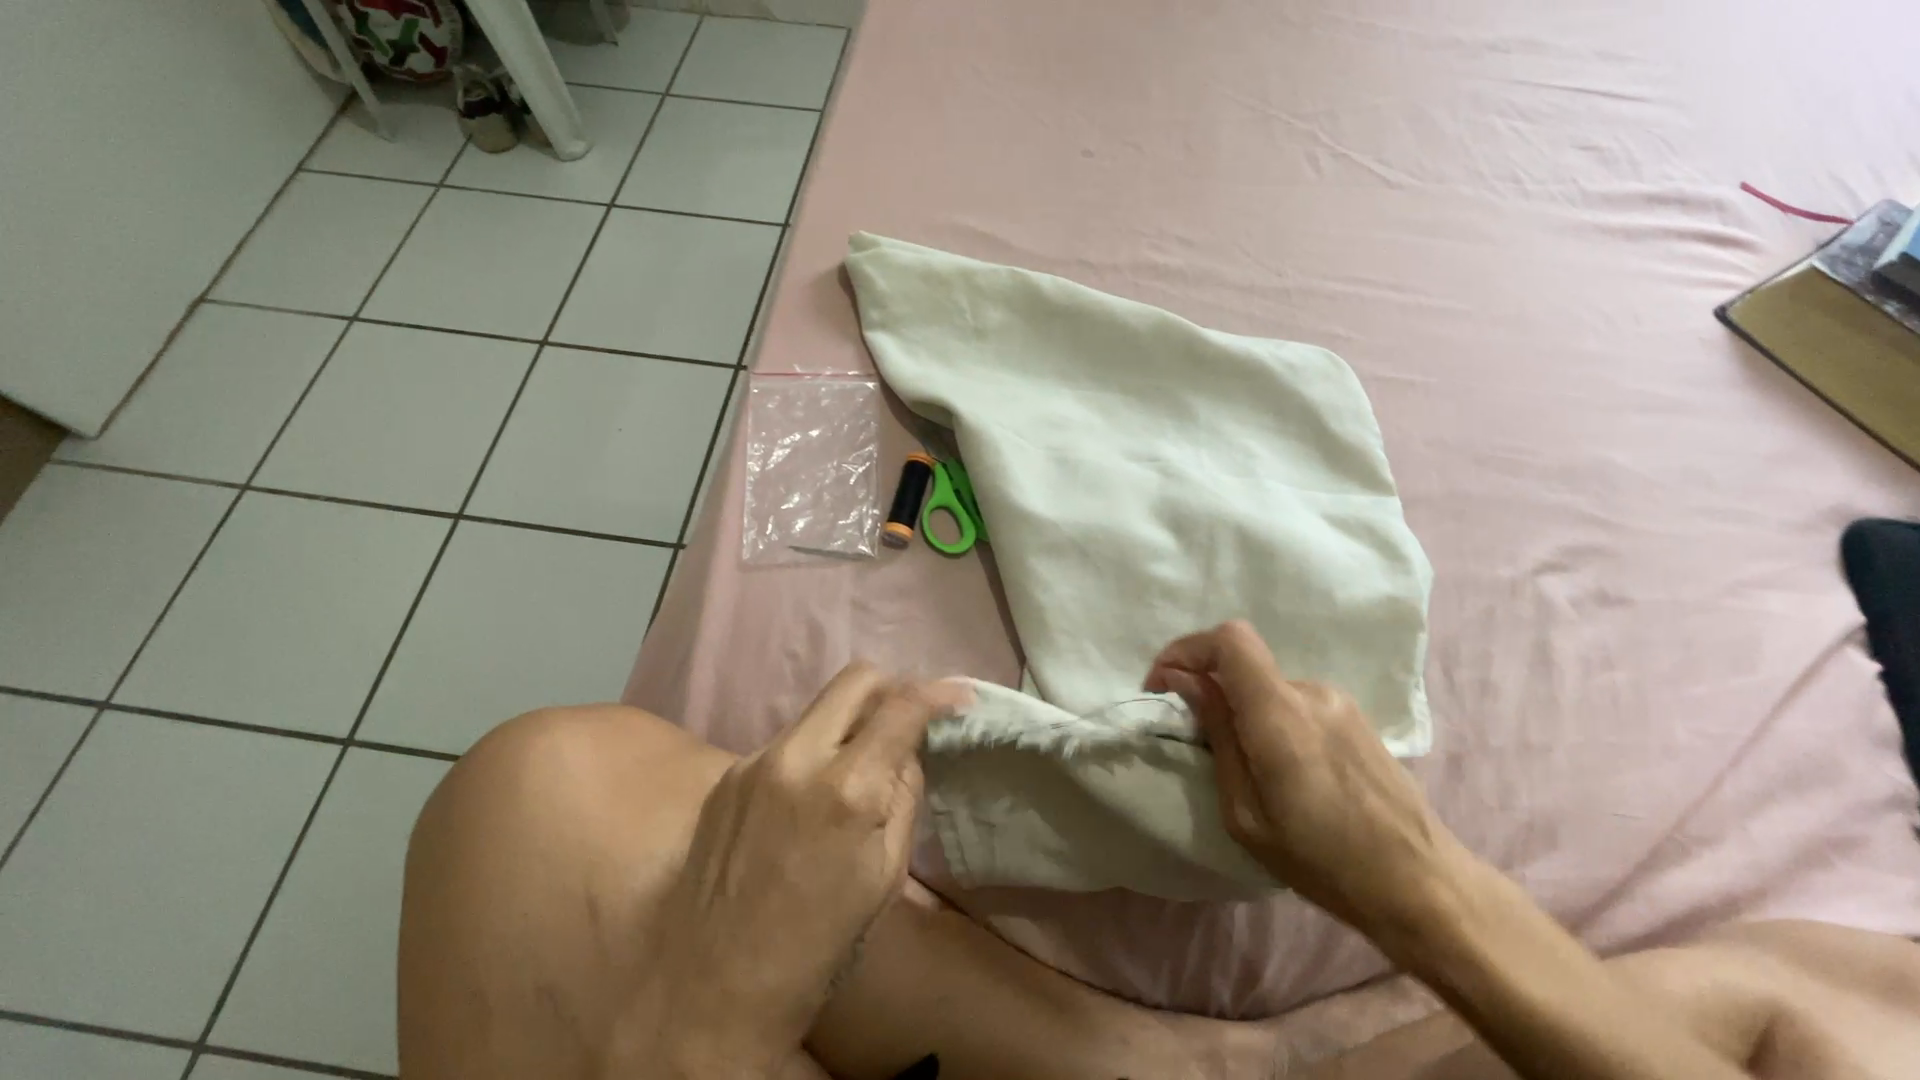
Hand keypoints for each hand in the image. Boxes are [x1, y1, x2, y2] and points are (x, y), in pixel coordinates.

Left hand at [625, 663, 959, 1077]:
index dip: (939, 693)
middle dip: (893, 688)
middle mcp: (796, 757)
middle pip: (855, 679)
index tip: (959, 698)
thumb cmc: (816, 946)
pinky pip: (786, 741)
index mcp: (847, 790)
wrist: (710, 986)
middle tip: (910, 719)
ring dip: (850, 722)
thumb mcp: (884, 876)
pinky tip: (813, 797)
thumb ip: (902, 797)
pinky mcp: (726, 775)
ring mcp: (753, 761)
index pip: (902, 706)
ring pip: (817, 709)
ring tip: (861, 767)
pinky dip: (813, 752)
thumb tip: (907, 749)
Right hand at [1146, 621, 1465, 935]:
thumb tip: (1186, 683)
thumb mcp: (1246, 813)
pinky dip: (1270, 719)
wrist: (1419, 883)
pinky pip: (1294, 702)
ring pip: (1268, 686)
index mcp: (1281, 715)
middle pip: (1244, 663)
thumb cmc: (1321, 860)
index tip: (1161, 686)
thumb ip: (1217, 736)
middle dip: (1208, 688)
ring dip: (1242, 708)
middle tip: (1195, 739)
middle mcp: (1312, 693)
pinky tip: (1283, 771)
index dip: (1186, 650)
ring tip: (1244, 767)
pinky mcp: (1355, 717)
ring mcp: (1339, 702)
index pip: (1229, 640)